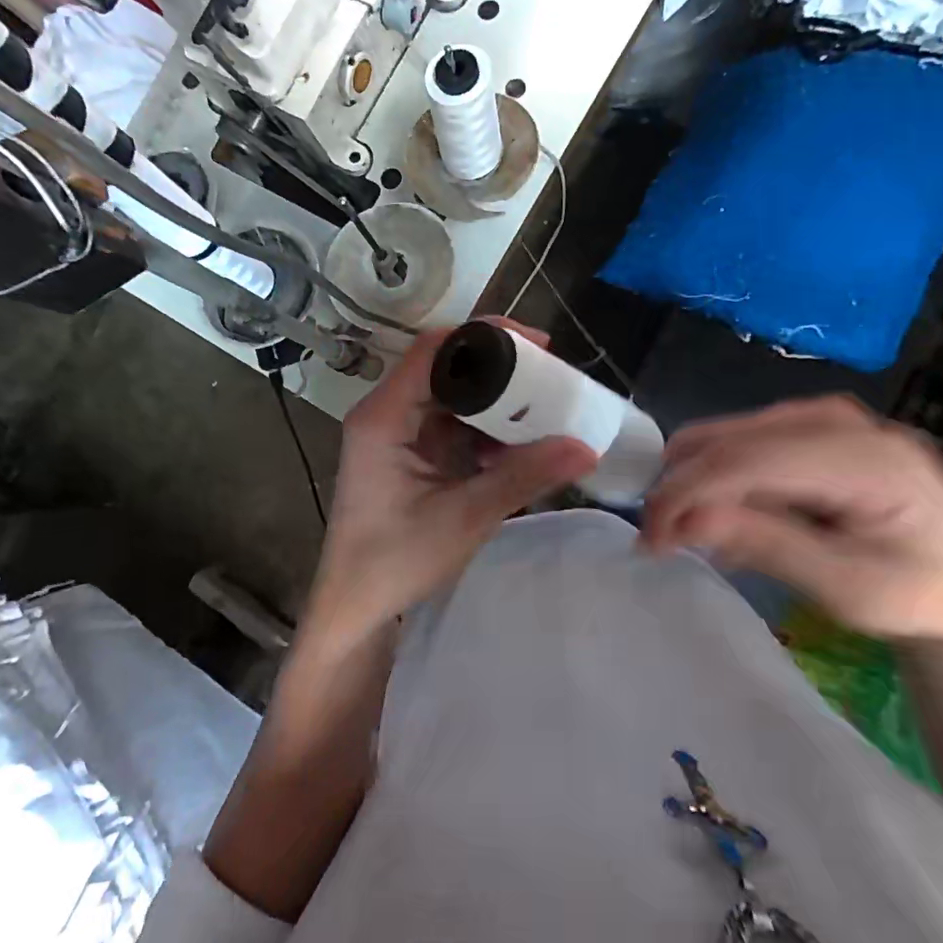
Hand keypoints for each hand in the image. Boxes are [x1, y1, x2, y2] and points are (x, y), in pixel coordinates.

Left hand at [306, 321, 598, 641]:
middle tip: (554, 384)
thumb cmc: (395, 562)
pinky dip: (485, 432)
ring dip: (497, 405)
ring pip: (453, 397)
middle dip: (501, 372)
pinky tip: (517, 449)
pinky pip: (453, 426)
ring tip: (545, 415)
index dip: (486, 337)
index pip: (434, 350)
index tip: (539, 347)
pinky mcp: (410, 454)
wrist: (356, 605)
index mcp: (383, 417)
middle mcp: (386, 414)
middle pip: (446, 369)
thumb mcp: (464, 518)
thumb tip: (586, 447)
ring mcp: (397, 434)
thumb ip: (522, 477)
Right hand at [641, 397, 942, 645]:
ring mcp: (825, 416)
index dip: (685, 495)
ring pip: (725, 434)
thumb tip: (686, 520)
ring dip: (692, 480)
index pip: (746, 460)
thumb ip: (768, 546)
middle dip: (678, 488)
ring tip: (687, 533)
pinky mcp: (814, 425)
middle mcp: (838, 420)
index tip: (650, 541)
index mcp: (862, 458)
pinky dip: (715, 474)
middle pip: (727, 440)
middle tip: (657, 542)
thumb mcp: (849, 587)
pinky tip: (720, 513)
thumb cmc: (922, 595)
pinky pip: (742, 439)